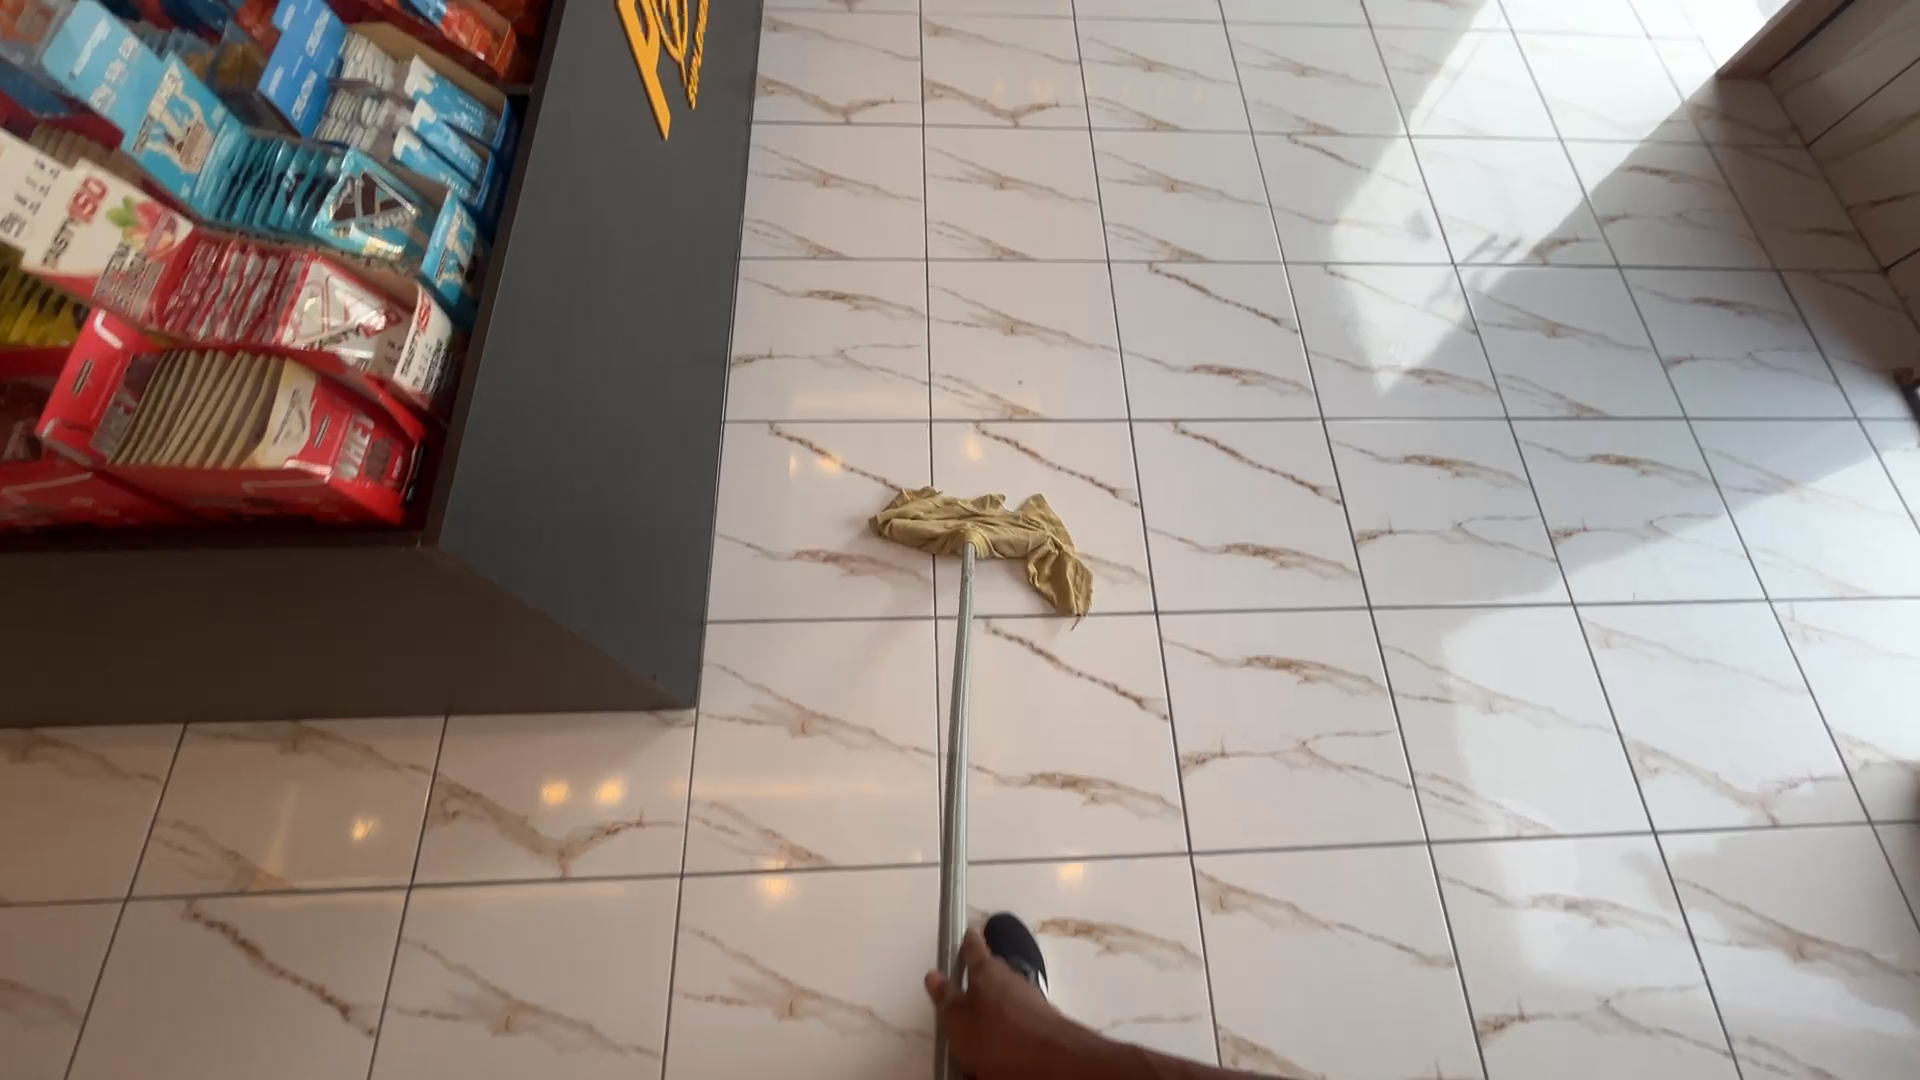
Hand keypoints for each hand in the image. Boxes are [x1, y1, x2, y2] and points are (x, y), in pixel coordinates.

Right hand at [925, 928, 1106, 1079]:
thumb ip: (945, 998)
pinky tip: (995, 1060)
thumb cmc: (996, 1035)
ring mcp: (1028, 1000)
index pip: (974, 947)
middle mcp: (1009, 979)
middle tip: (960, 1007)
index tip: (968, 931)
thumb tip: (933, 973)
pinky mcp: (1040, 1024)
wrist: (1050, 1061)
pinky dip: (1003, 1037)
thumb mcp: (958, 1020)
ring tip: (973, 1048)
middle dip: (976, 988)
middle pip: (989, 977)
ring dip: (989, 1018)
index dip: (968, 941)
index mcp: (986, 971)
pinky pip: (1014, 1026)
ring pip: (1002, 1004)